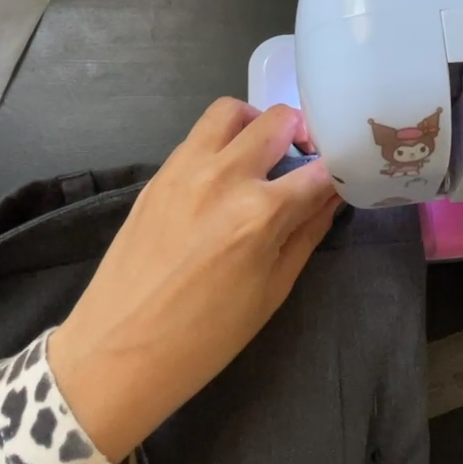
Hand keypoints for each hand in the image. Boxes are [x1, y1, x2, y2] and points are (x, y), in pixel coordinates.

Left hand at [48, 99, 339, 461]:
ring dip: (258, 122)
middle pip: (279, 120)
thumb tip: (333, 196)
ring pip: (232, 110)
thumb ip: (307, 233)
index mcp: (260, 214)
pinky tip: (226, 175)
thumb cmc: (205, 338)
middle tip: (305, 160)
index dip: (341, 169)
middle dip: (304, 133)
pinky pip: (200, 134)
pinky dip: (224, 140)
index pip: (320, 169)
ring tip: (263, 154)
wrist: (116, 353)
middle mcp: (225, 176)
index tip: (346, 175)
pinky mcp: (159, 173)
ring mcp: (186, 168)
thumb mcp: (272, 291)